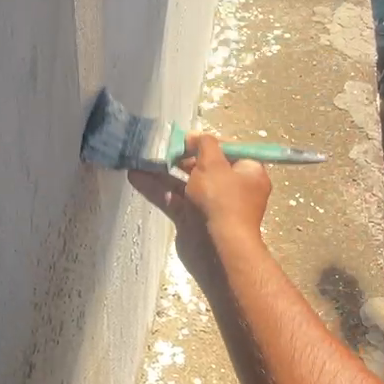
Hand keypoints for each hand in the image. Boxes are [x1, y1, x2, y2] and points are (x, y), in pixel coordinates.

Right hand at [128, 134, 270, 273]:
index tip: (186, 138)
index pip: (228, 150)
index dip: (206, 142)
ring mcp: (211, 205)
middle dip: (180, 156)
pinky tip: (136, 176)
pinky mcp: (192, 219)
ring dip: (163, 171)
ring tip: (140, 159)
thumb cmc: (221, 198)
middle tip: (159, 147)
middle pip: (204, 166)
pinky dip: (157, 189)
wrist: (217, 246)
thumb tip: (196, 136)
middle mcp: (232, 188)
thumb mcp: (214, 163)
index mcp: (247, 172)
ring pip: (185, 183)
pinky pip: (174, 199)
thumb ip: (204, 144)